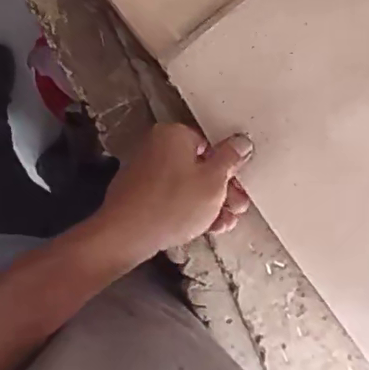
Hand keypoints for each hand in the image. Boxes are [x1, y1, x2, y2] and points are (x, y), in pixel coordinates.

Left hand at [74, 124, 253, 266]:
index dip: (229, 165)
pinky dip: (187, 208)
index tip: (239, 182)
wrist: (127, 234)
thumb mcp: (213, 181)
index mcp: (173, 134)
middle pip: (198, 164)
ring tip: (225, 221)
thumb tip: (241, 142)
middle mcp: (156, 146)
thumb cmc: (172, 204)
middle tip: (237, 205)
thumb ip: (230, 159)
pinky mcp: (138, 193)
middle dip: (221, 188)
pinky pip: (170, 196)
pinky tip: (205, 226)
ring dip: (209, 202)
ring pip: (186, 183)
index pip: (210, 143)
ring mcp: (145, 171)